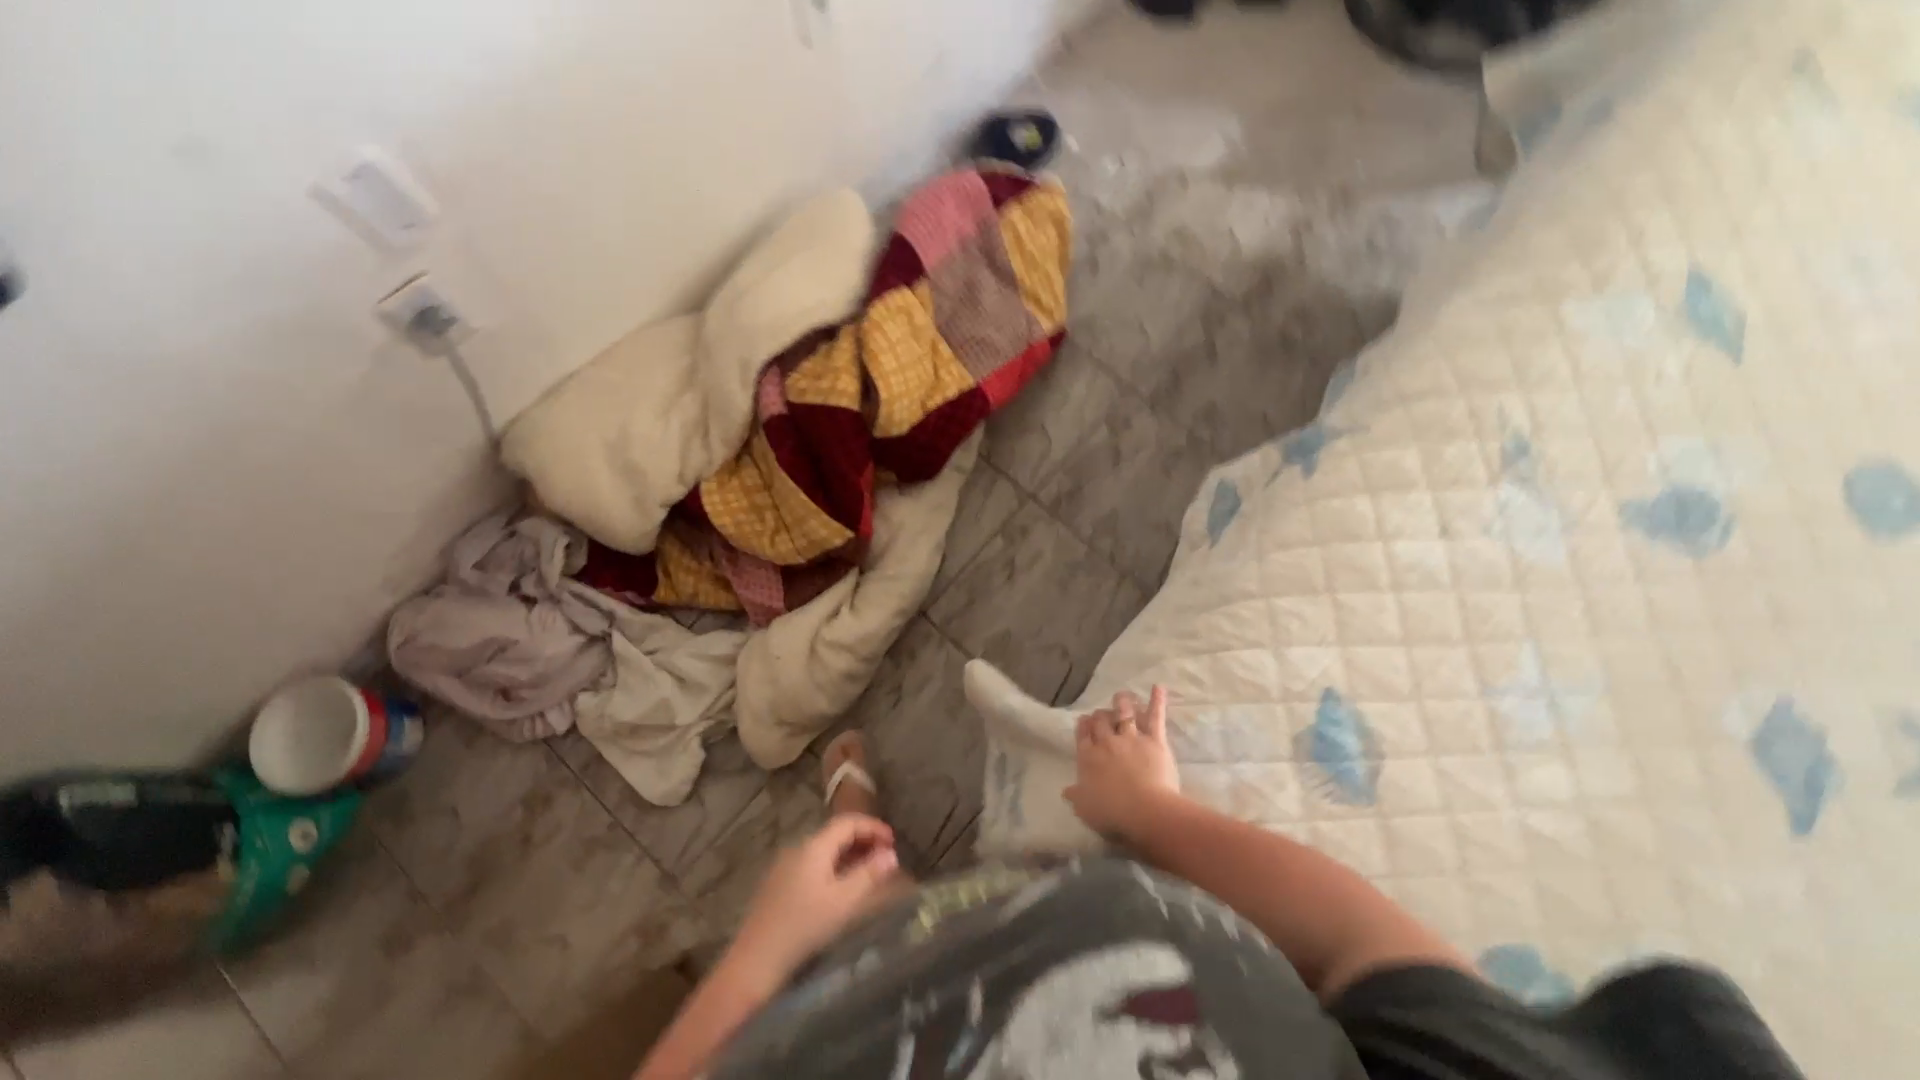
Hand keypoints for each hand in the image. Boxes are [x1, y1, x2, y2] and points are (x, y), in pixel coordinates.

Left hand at [727, 814, 902, 979]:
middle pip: (834, 834)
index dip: (873, 827)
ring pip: (823, 850)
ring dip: (849, 855)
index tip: (894, 841)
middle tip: (886, 857)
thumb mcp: (844, 901)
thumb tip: (891, 854)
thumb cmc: (804, 927)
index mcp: (813, 847)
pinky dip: (834, 867)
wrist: (756, 960)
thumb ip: (869, 874)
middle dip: (863, 841)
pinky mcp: (779, 884)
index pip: (847, 822)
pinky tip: (842, 887)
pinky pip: (813, 864)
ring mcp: (785, 866)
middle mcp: (797, 849)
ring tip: (869, 871)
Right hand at [1065, 686, 1182, 839]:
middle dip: (1100, 714)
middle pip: (1101, 722)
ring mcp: (1131, 738)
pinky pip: (1155, 717)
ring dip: (1122, 703)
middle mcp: (1107, 743)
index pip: (1083, 736)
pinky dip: (1157, 701)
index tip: (1084, 721)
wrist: (1144, 810)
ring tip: (1122, 695)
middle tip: (1102, 712)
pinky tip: (1159, 687)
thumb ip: (1076, 796)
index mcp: (1088, 758)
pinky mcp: (1154, 740)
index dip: (1083, 727)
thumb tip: (1067, 790)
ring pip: (1124, 714)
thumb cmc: (1112, 813)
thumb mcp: (1085, 808)